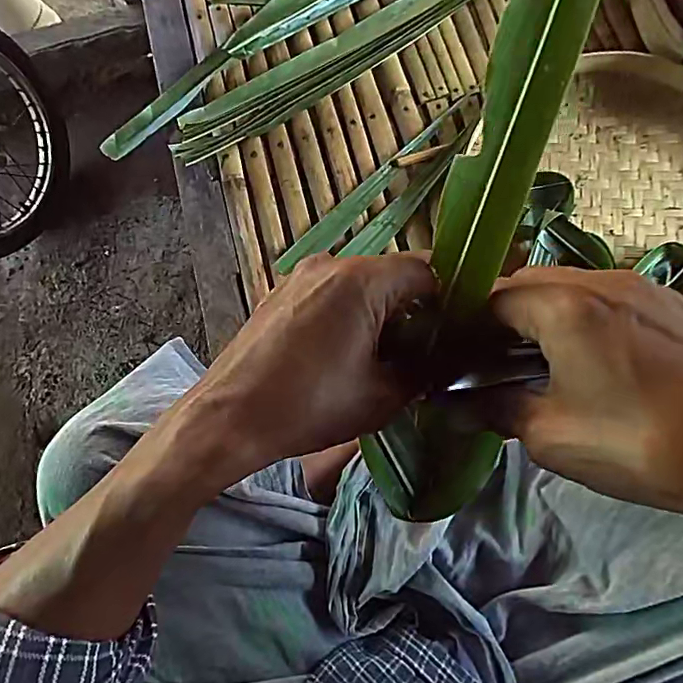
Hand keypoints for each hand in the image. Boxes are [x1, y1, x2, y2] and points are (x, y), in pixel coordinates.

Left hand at [171, 252, 435, 482]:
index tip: (454, 334)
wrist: (228, 418)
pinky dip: (346, 316)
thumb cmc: (307, 407)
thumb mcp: (382, 397)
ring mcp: (299, 277)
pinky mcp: (279, 295)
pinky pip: (329, 294)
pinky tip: (341, 356)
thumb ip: (423, 370)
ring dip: (378, 315)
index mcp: (361, 280)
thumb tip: (437, 359)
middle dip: (412, 311)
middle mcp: (329, 265)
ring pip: (359, 285)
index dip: (448, 301)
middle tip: (419, 354)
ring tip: (378, 360)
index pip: (426, 270)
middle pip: (391, 276)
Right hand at [481, 267, 682, 534]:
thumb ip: (496, 410)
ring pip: (568, 287)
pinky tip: (584, 362)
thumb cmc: (641, 443)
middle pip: (528, 284)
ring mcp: (643, 289)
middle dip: (499, 319)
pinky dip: (578, 319)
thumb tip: (457, 408)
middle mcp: (602, 279)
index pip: (490, 298)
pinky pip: (605, 299)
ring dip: (539, 317)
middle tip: (487, 363)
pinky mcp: (672, 307)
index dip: (464, 327)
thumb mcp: (551, 435)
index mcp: (563, 304)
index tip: (452, 359)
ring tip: (532, 364)